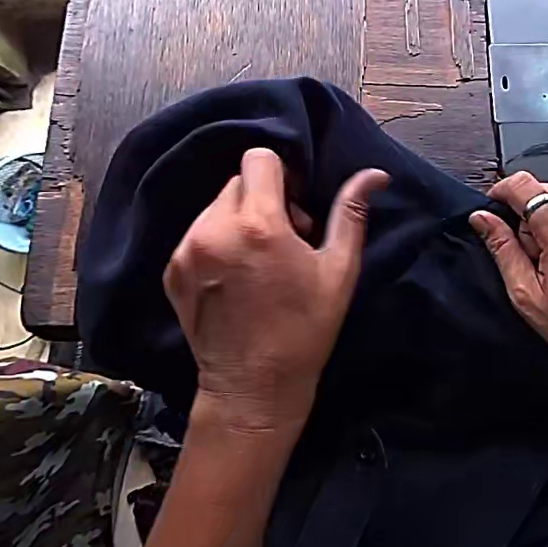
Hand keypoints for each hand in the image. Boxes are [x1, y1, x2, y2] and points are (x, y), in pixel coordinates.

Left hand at [165, 148, 389, 435]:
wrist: (253, 387)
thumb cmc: (306, 329)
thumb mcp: (338, 271)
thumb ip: (351, 214)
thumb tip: (375, 173)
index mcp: (258, 225)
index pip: (259, 159)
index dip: (283, 177)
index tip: (296, 211)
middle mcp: (214, 229)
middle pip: (238, 182)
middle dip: (263, 200)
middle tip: (284, 242)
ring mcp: (186, 251)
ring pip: (216, 207)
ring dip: (239, 221)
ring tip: (258, 264)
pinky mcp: (171, 271)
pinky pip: (198, 234)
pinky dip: (217, 243)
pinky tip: (236, 280)